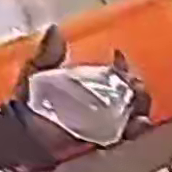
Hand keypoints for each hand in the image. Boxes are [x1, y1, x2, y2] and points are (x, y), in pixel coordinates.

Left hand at [12, 27, 153, 160]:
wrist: (29, 132)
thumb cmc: (34, 101)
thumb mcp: (39, 71)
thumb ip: (49, 53)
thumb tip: (56, 29)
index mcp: (92, 87)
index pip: (115, 76)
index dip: (121, 67)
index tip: (120, 57)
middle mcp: (106, 105)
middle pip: (131, 97)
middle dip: (137, 90)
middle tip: (136, 83)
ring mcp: (110, 124)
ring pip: (135, 116)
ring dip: (142, 108)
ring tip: (140, 100)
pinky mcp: (111, 142)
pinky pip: (129, 135)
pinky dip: (137, 129)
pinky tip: (142, 122)